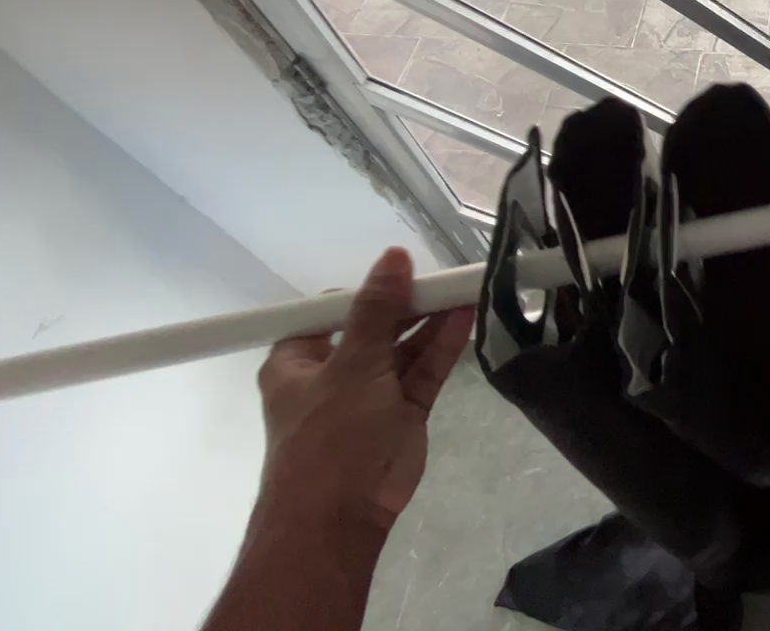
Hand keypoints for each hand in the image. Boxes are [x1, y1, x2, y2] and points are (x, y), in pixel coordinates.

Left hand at [255, 247, 474, 532]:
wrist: (342, 512)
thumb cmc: (330, 434)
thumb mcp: (352, 364)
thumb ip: (378, 310)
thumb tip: (394, 257)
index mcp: (301, 361)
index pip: (333, 313)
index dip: (367, 291)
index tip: (403, 270)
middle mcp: (336, 372)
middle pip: (377, 325)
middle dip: (409, 303)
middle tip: (445, 278)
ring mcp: (373, 390)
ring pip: (407, 345)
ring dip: (433, 320)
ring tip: (466, 289)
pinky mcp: (406, 407)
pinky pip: (427, 366)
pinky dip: (445, 342)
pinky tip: (468, 316)